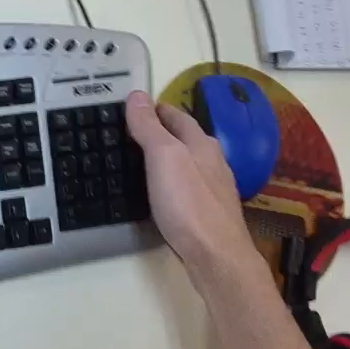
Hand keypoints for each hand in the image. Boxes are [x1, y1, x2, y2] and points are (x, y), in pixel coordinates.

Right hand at [124, 91, 260, 282]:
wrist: (214, 253)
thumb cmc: (188, 203)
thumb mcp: (163, 158)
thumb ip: (149, 128)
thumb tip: (137, 95)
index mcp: (201, 144)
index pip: (177, 117)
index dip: (156, 109)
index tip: (136, 106)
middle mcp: (211, 161)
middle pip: (186, 138)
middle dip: (164, 131)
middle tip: (135, 131)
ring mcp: (213, 187)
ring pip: (189, 162)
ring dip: (170, 156)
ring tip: (145, 159)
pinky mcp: (207, 211)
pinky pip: (188, 185)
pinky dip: (173, 180)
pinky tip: (164, 191)